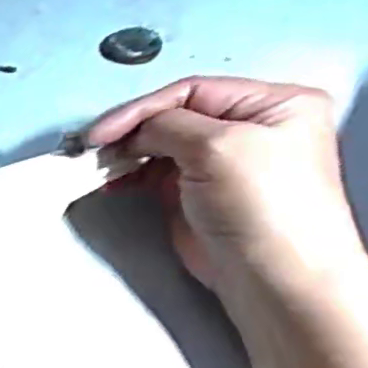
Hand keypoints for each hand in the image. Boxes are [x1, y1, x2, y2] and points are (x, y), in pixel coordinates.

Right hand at [85, 77, 367, 296]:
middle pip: (174, 116)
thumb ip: (170, 126)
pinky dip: (129, 175)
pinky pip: (154, 173)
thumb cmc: (263, 207)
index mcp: (272, 103)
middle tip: (96, 148)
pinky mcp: (195, 193)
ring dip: (126, 154)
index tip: (102, 132)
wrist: (271, 276)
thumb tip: (134, 131)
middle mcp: (247, 128)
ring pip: (160, 145)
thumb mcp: (220, 147)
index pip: (193, 91)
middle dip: (132, 131)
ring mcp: (220, 162)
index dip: (143, 109)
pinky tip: (111, 180)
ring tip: (99, 166)